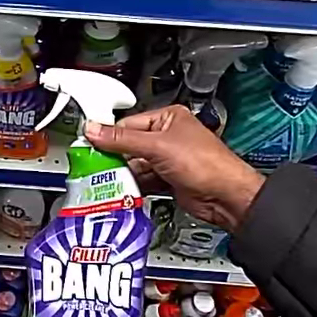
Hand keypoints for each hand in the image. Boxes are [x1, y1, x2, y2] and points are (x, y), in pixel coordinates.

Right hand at [85, 106, 263, 231]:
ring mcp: (168, 160)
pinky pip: (144, 182)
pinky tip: (123, 192)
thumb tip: (94, 130)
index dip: (109, 136)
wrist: (227, 197)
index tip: (88, 145)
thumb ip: (122, 139)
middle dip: (115, 159)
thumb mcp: (157, 146)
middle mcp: (168, 137)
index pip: (128, 124)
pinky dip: (134, 187)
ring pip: (135, 166)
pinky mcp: (169, 180)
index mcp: (168, 119)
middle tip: (94, 167)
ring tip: (106, 182)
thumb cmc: (206, 164)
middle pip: (130, 146)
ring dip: (124, 176)